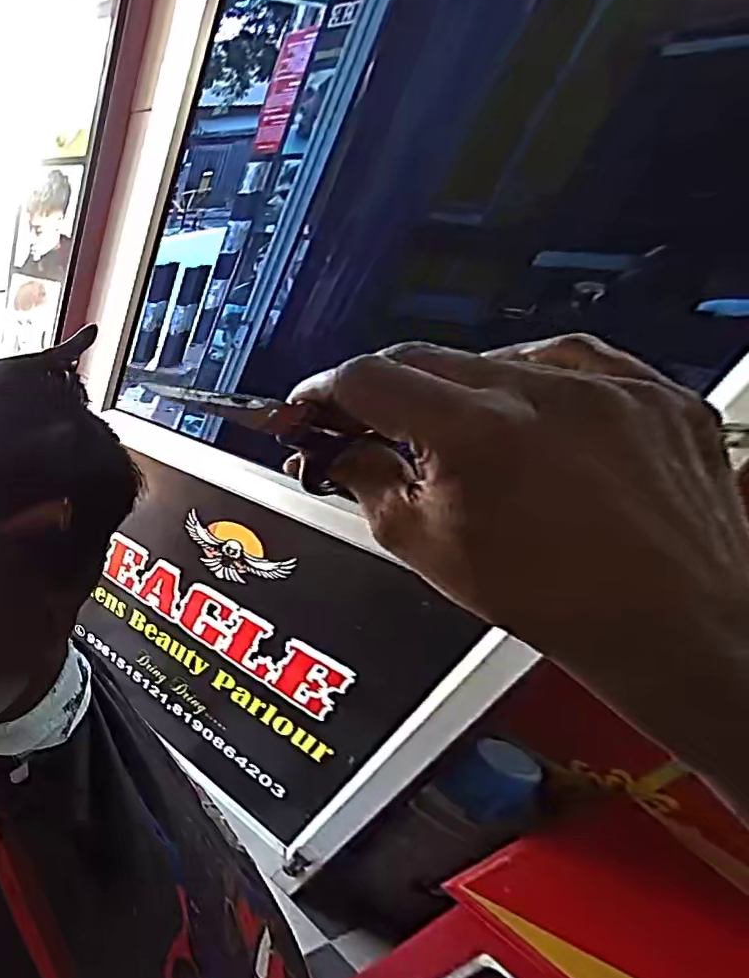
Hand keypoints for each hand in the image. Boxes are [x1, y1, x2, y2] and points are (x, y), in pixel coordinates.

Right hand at [291, 335, 748, 777]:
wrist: (671, 621)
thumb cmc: (550, 592)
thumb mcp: (412, 536)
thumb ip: (361, 476)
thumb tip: (332, 451)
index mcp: (477, 431)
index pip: (364, 378)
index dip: (318, 391)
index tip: (306, 407)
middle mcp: (548, 396)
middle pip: (416, 357)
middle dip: (368, 390)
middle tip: (352, 425)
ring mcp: (609, 390)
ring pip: (482, 355)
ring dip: (438, 386)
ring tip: (434, 431)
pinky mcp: (653, 396)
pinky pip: (563, 360)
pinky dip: (515, 380)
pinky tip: (501, 413)